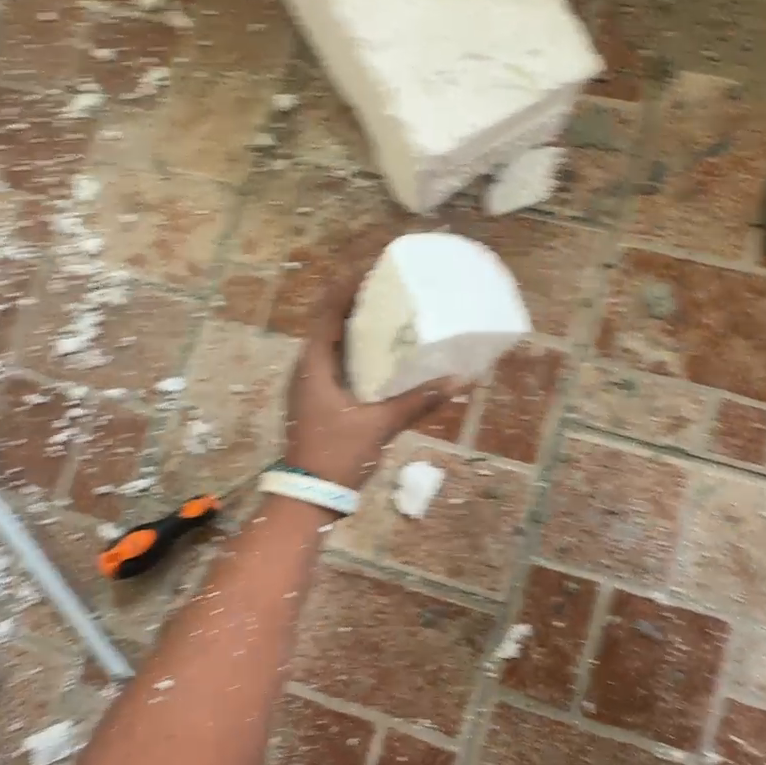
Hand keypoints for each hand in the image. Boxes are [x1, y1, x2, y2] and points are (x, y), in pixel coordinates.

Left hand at [282, 267, 462, 489]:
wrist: (306, 498)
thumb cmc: (336, 456)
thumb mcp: (380, 426)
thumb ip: (417, 401)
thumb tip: (459, 380)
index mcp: (314, 364)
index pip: (327, 310)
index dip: (348, 285)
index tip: (373, 266)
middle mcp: (306, 368)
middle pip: (328, 321)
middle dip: (356, 301)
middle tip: (389, 287)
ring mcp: (308, 385)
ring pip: (331, 344)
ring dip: (354, 326)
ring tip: (388, 314)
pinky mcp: (316, 401)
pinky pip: (335, 364)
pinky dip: (355, 351)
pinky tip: (380, 357)